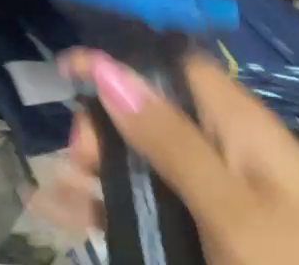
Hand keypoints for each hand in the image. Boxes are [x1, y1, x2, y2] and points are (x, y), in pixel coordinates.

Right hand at [31, 49, 298, 264]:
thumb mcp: (236, 213)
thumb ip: (171, 141)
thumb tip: (107, 66)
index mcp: (243, 130)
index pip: (176, 64)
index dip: (122, 58)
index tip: (68, 70)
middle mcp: (226, 154)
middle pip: (147, 114)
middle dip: (100, 127)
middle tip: (76, 160)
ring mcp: (215, 200)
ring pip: (139, 164)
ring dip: (92, 170)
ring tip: (55, 196)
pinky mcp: (207, 240)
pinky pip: (144, 207)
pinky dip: (103, 207)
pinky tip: (63, 214)